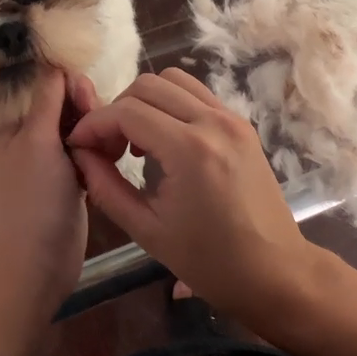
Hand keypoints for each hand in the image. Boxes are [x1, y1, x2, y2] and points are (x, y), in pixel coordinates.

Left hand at [0, 68, 90, 314]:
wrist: (37, 265)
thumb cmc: (32, 199)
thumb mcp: (37, 140)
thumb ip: (47, 99)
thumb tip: (53, 62)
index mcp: (9, 126)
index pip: (38, 88)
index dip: (63, 83)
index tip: (85, 90)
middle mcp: (25, 140)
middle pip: (60, 106)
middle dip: (82, 106)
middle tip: (99, 117)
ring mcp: (47, 162)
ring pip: (76, 128)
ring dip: (93, 128)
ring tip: (108, 137)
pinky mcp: (66, 181)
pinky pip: (84, 152)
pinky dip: (97, 150)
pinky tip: (112, 152)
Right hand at [66, 68, 321, 323]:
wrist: (278, 275)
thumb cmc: (211, 263)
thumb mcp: (148, 231)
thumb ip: (106, 187)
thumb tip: (79, 155)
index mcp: (190, 150)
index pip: (127, 112)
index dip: (95, 124)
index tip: (78, 145)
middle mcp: (212, 122)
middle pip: (147, 85)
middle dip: (117, 110)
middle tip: (107, 147)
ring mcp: (231, 118)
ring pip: (173, 80)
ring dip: (145, 101)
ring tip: (136, 141)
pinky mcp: (241, 123)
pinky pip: (195, 94)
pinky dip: (170, 105)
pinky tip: (164, 141)